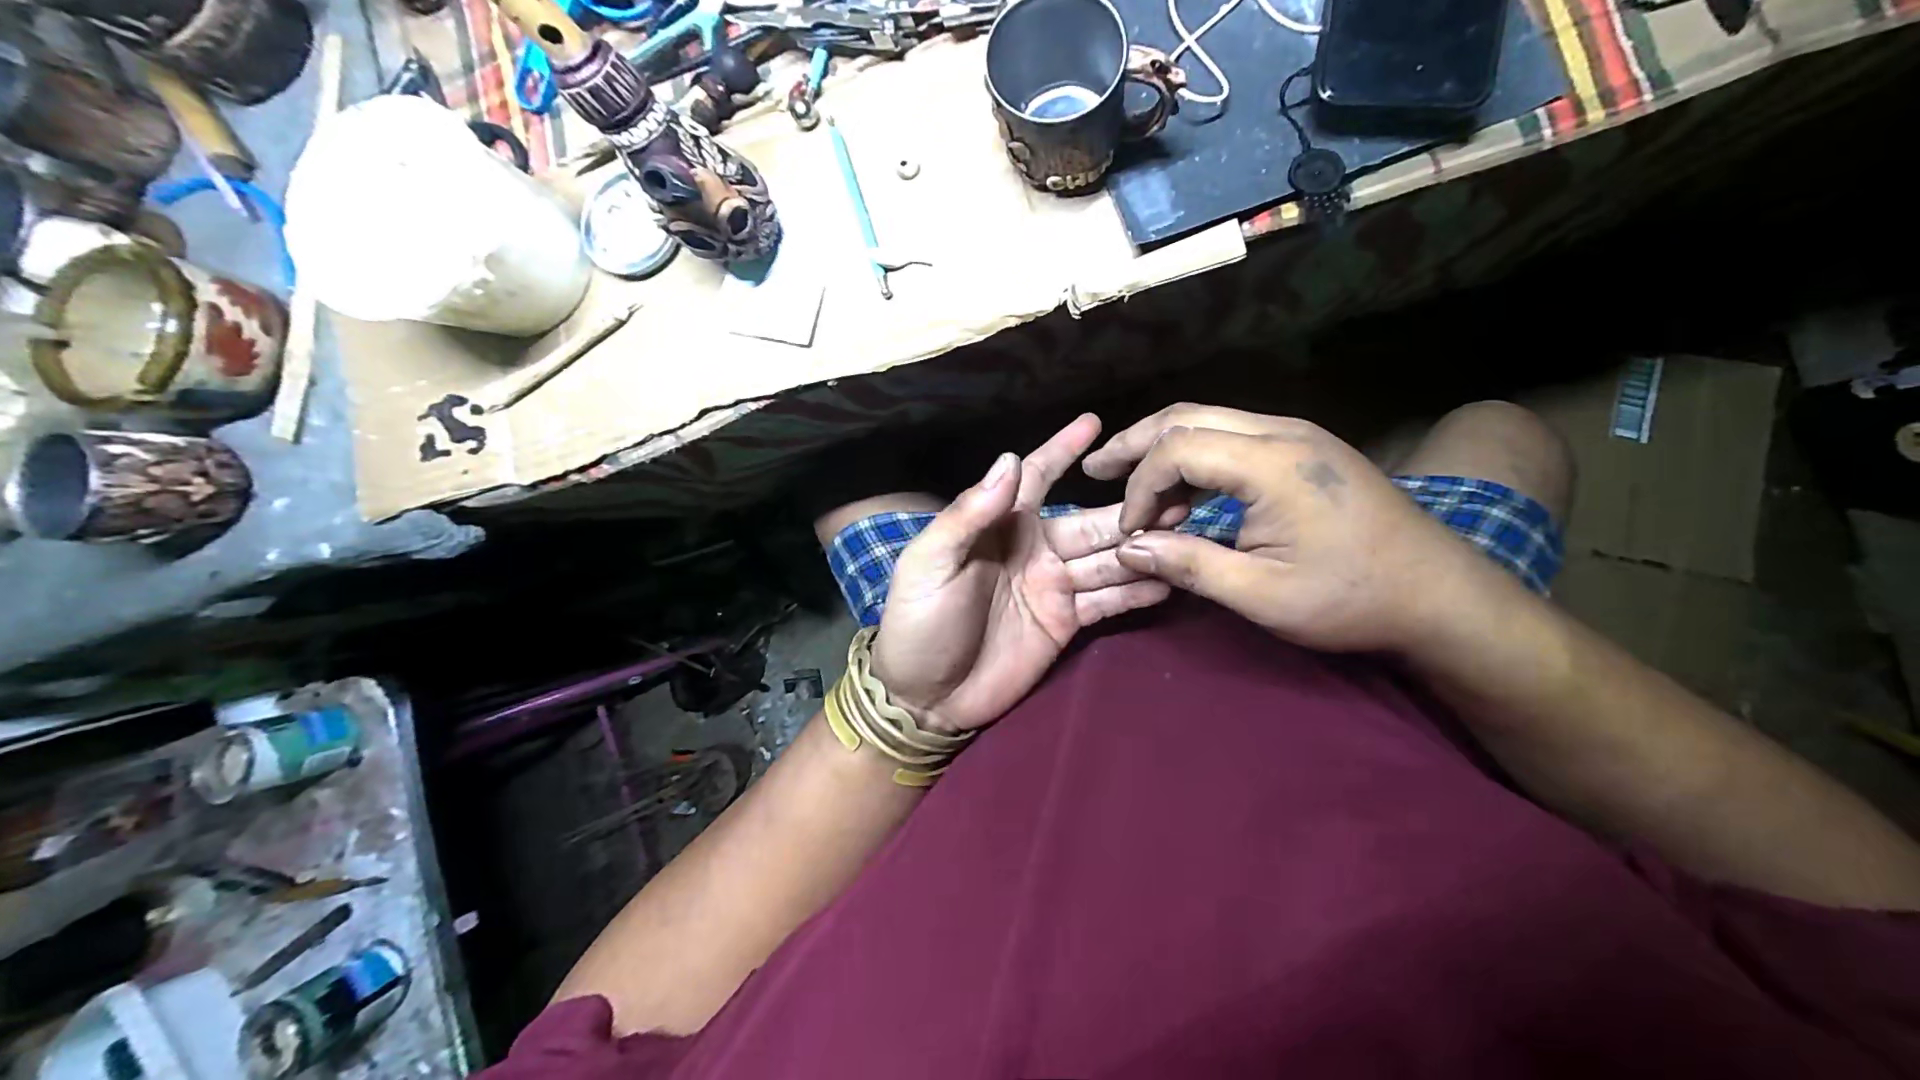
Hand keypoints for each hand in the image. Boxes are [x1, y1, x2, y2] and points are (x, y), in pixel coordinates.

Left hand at [869, 414, 1175, 734]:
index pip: (1036, 478)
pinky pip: (1106, 601)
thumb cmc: (918, 622)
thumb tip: (1010, 459)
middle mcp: (1033, 549)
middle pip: (1090, 521)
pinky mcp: (1064, 623)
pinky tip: (1169, 579)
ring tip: (1186, 535)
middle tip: (1178, 495)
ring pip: (1107, 559)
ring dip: (1143, 547)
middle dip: (1131, 508)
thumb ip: (969, 514)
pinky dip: (1136, 591)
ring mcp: (1052, 586)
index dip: (1062, 450)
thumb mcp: (930, 563)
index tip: (1094, 422)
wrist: (924, 697)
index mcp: (999, 527)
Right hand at [1083, 404, 1500, 656]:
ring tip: (1129, 479)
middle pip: (1186, 416)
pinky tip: (1184, 489)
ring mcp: (1299, 435)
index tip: (1130, 531)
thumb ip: (1187, 565)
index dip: (1140, 487)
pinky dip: (1197, 455)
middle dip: (1135, 443)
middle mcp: (1282, 432)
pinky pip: (1234, 434)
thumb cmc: (1350, 599)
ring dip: (1164, 446)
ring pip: (1210, 419)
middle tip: (1095, 469)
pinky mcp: (1307, 448)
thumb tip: (1126, 547)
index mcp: (1271, 464)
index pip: (1176, 449)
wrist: (1440, 595)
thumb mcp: (1261, 594)